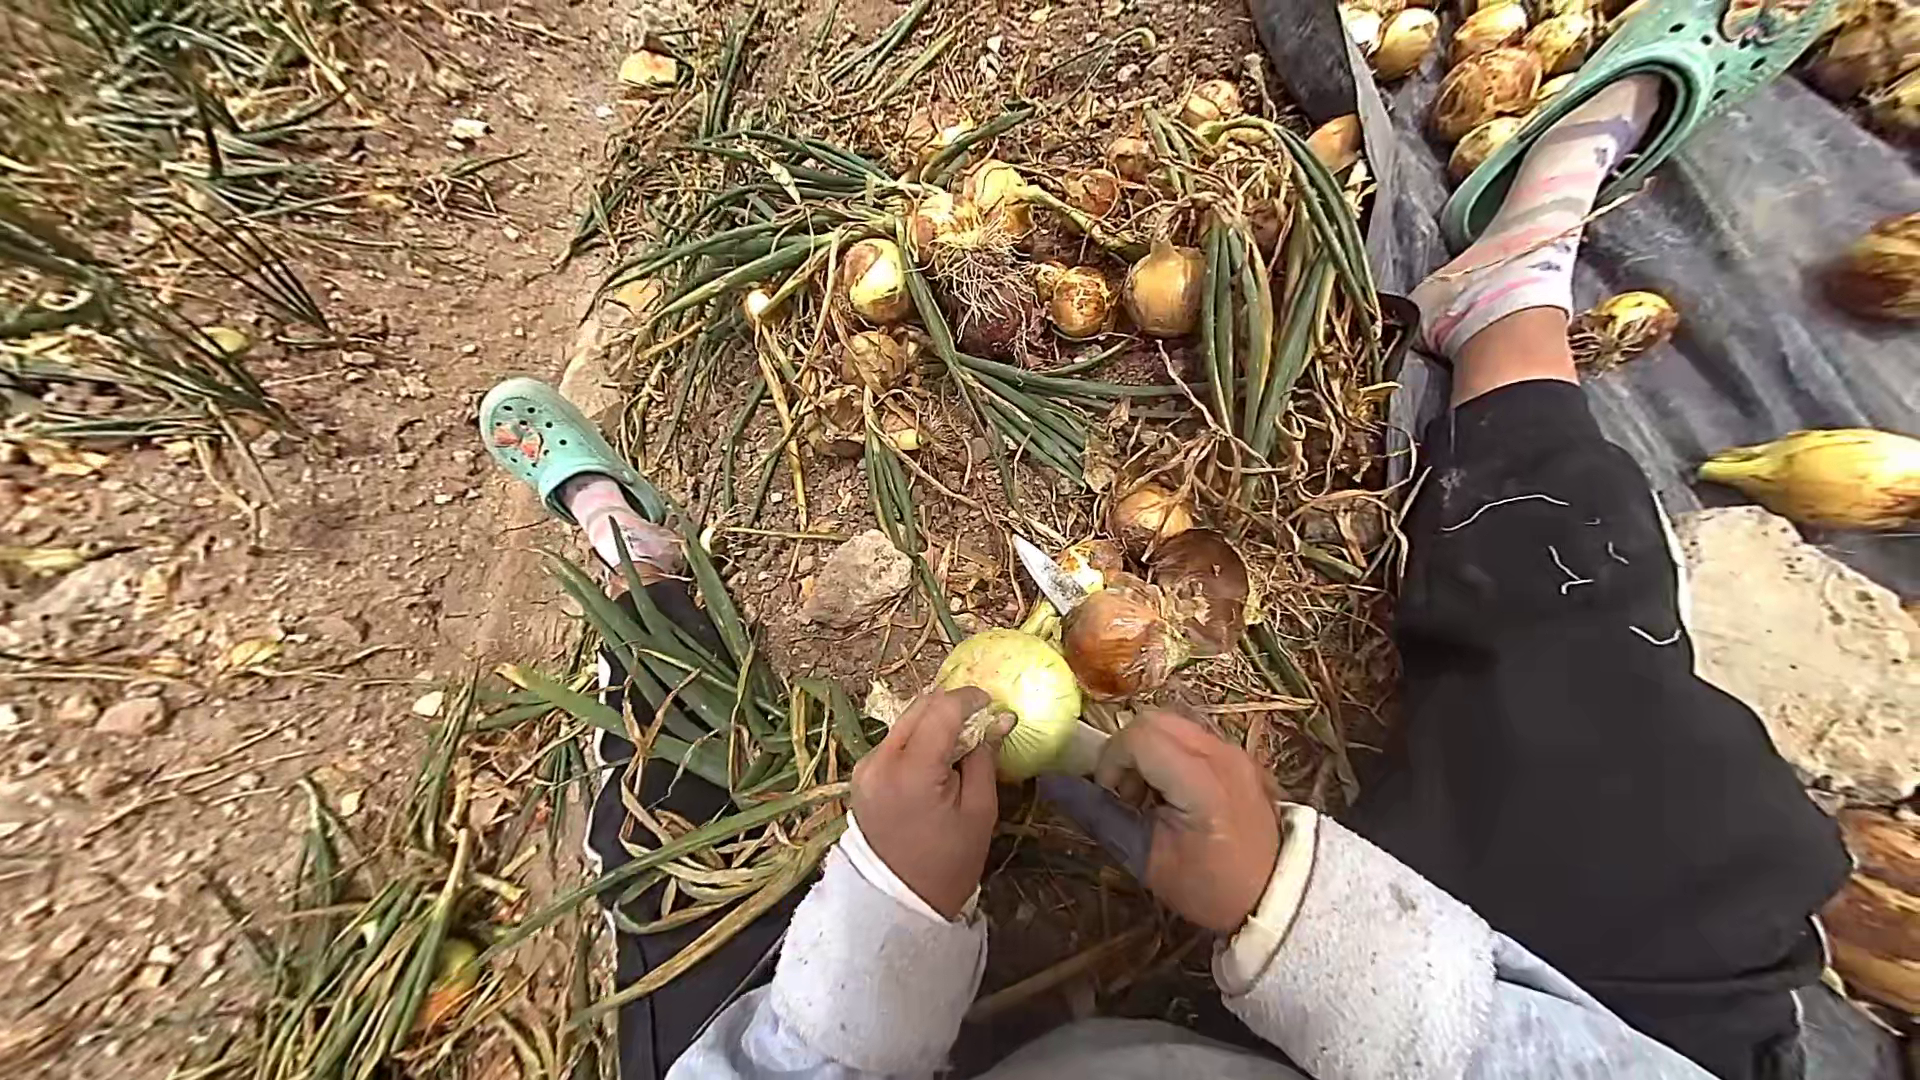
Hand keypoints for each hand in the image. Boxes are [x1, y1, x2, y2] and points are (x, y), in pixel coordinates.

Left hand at [851, 687, 999, 918]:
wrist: (897, 906)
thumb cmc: (948, 864)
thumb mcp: (980, 811)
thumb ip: (985, 757)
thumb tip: (998, 719)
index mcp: (912, 770)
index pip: (942, 710)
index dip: (970, 699)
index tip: (991, 704)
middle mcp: (881, 759)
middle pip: (920, 707)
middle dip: (952, 706)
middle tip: (980, 721)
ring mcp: (866, 765)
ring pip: (906, 720)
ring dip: (935, 720)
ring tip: (961, 741)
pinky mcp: (862, 774)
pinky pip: (895, 740)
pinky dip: (919, 737)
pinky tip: (937, 757)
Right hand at [1095, 710, 1280, 932]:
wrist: (1279, 898)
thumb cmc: (1209, 885)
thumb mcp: (1146, 858)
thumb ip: (1097, 814)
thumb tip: (1050, 782)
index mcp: (1200, 781)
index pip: (1137, 737)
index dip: (1112, 763)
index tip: (1115, 798)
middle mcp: (1219, 753)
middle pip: (1150, 720)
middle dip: (1126, 751)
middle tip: (1129, 794)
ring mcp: (1232, 749)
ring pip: (1167, 721)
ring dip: (1145, 749)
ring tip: (1151, 793)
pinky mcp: (1236, 752)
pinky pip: (1187, 732)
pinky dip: (1167, 750)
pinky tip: (1174, 789)